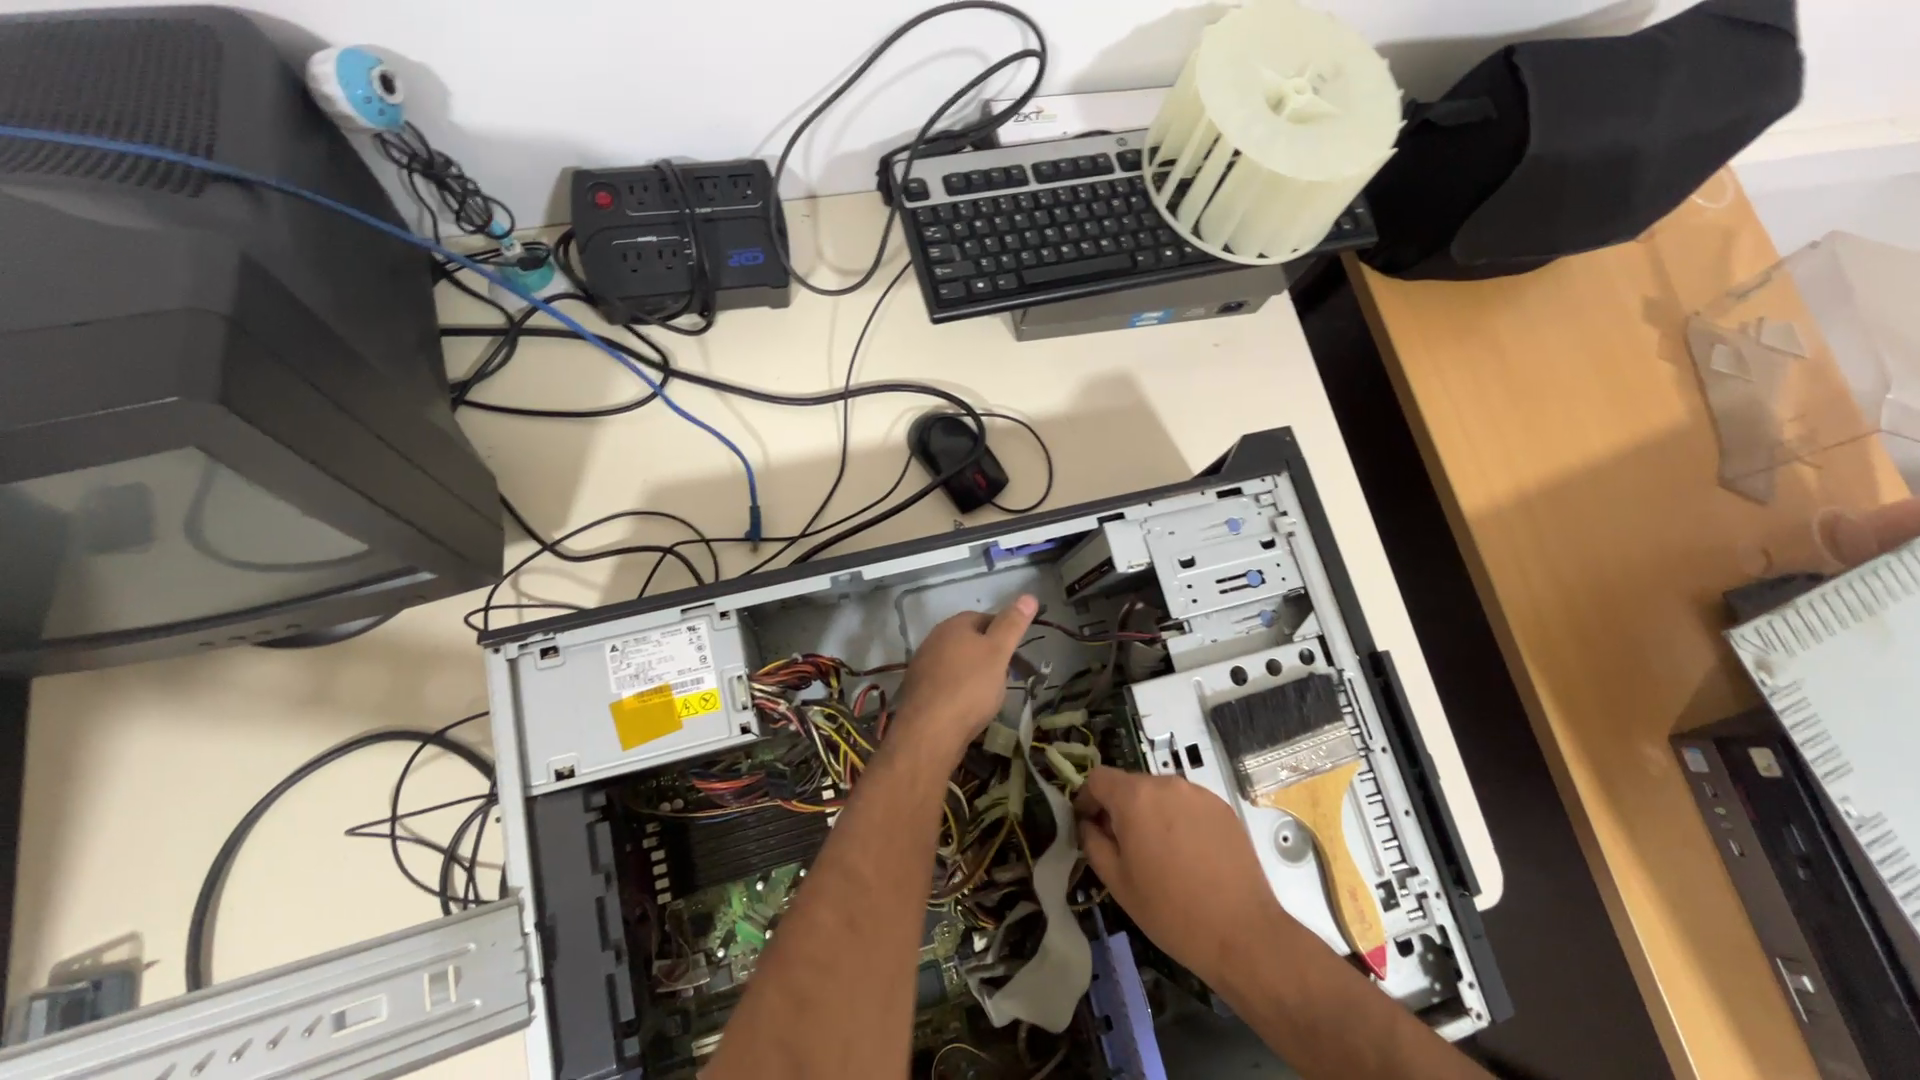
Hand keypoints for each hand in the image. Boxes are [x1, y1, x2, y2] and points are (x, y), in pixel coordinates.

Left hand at [891, 596, 1037, 759]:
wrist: (929, 730)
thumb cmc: (969, 686)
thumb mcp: (998, 652)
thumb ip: (1012, 625)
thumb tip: (1029, 595)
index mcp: (953, 626)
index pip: (983, 617)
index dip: (1003, 631)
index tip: (1016, 651)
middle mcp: (933, 640)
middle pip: (968, 640)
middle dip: (988, 653)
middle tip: (1007, 673)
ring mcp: (923, 666)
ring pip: (956, 663)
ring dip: (974, 673)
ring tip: (990, 693)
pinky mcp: (918, 692)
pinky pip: (945, 683)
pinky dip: (959, 690)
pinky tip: (968, 707)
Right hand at [1077, 766, 1299, 988]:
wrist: (1241, 932)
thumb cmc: (1169, 910)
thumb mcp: (1116, 881)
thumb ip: (1093, 842)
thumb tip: (1089, 824)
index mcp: (1135, 797)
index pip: (1098, 778)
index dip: (1087, 799)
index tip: (1089, 826)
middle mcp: (1167, 784)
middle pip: (1130, 784)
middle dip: (1119, 809)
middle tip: (1122, 847)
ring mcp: (1199, 794)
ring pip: (1161, 794)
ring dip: (1150, 813)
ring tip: (1158, 854)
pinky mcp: (1223, 808)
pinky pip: (1188, 805)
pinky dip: (1178, 820)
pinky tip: (1188, 856)